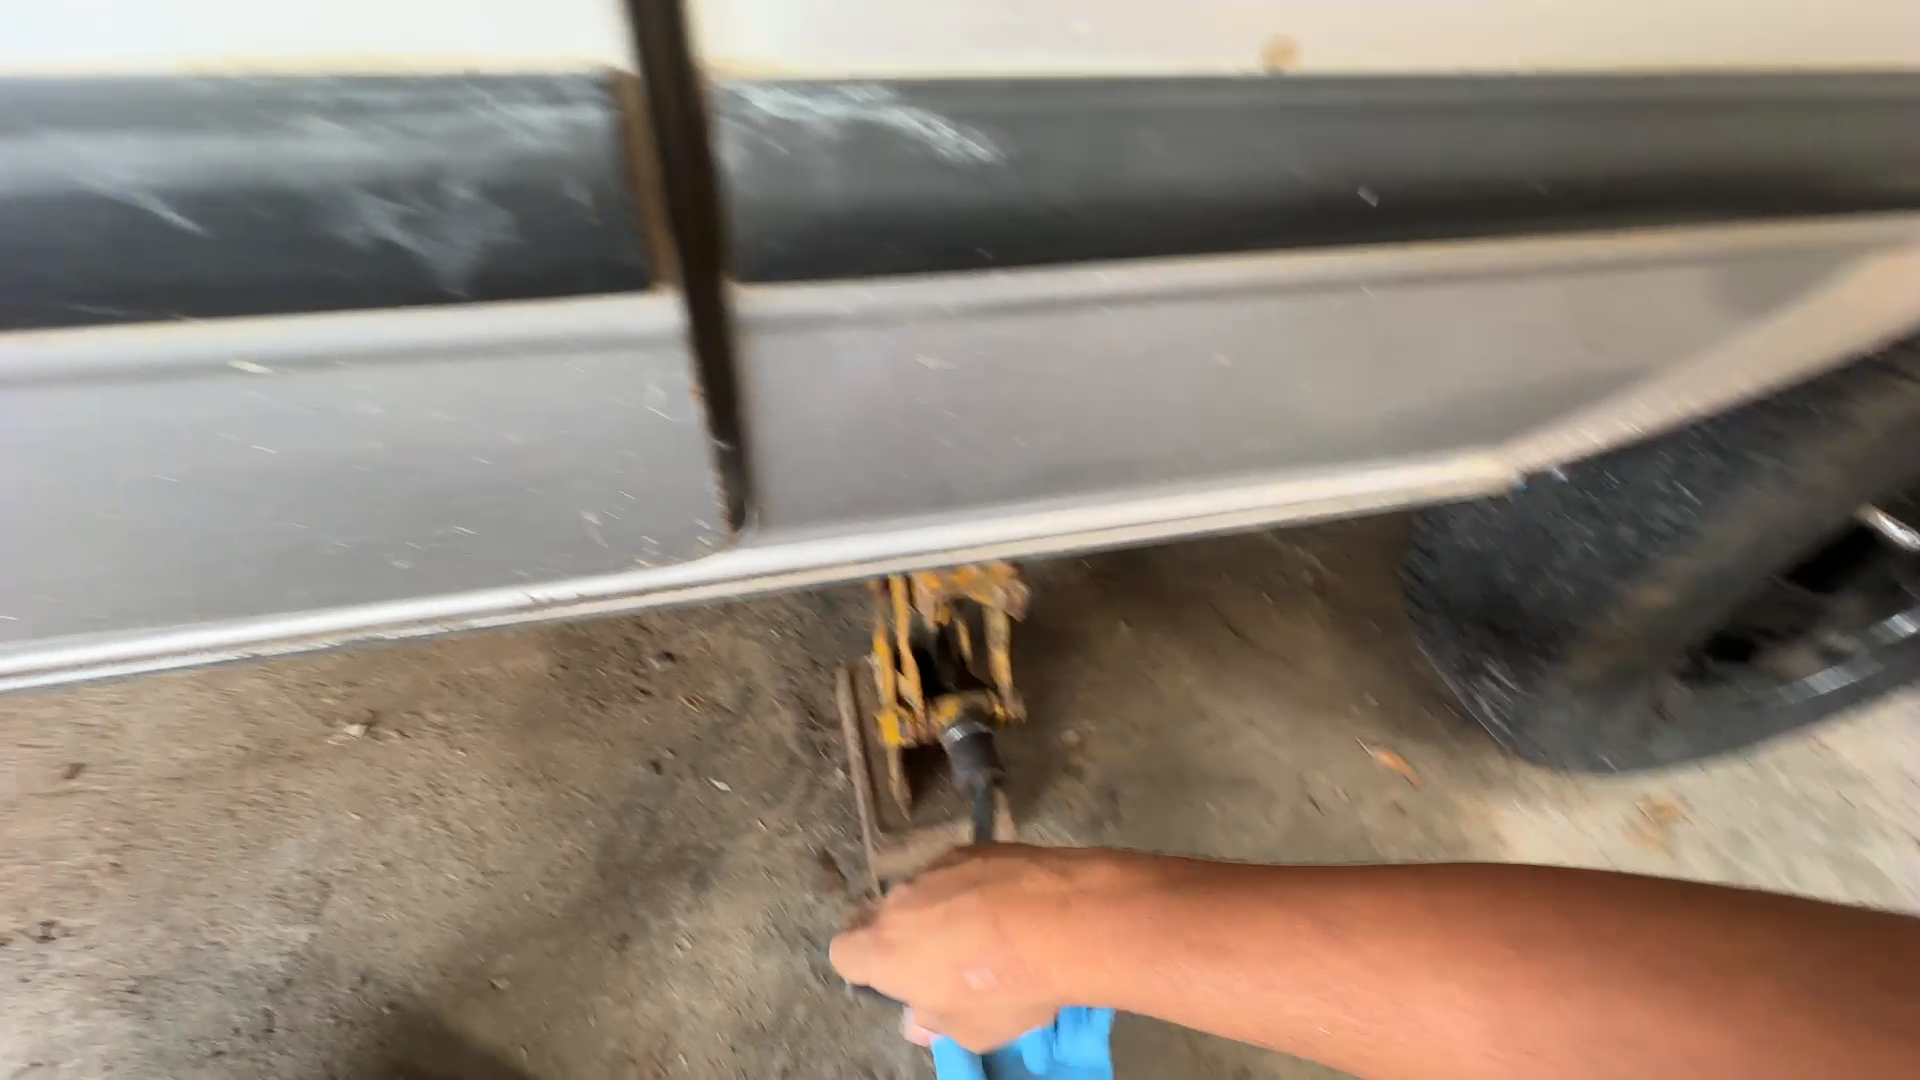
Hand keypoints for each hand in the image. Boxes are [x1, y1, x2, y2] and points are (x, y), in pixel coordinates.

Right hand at [831, 845, 1102, 1051]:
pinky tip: (1004, 901)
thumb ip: (932, 1020)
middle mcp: (900, 900)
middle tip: (936, 956)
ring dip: (936, 907)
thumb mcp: (968, 1030)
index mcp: (885, 950)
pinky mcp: (972, 845)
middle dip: (898, 934)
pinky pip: (955, 870)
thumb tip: (917, 1017)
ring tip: (980, 927)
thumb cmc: (1005, 986)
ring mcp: (936, 866)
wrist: (1059, 918)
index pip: (843, 952)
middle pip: (878, 914)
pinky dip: (969, 884)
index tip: (893, 979)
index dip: (863, 966)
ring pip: (919, 890)